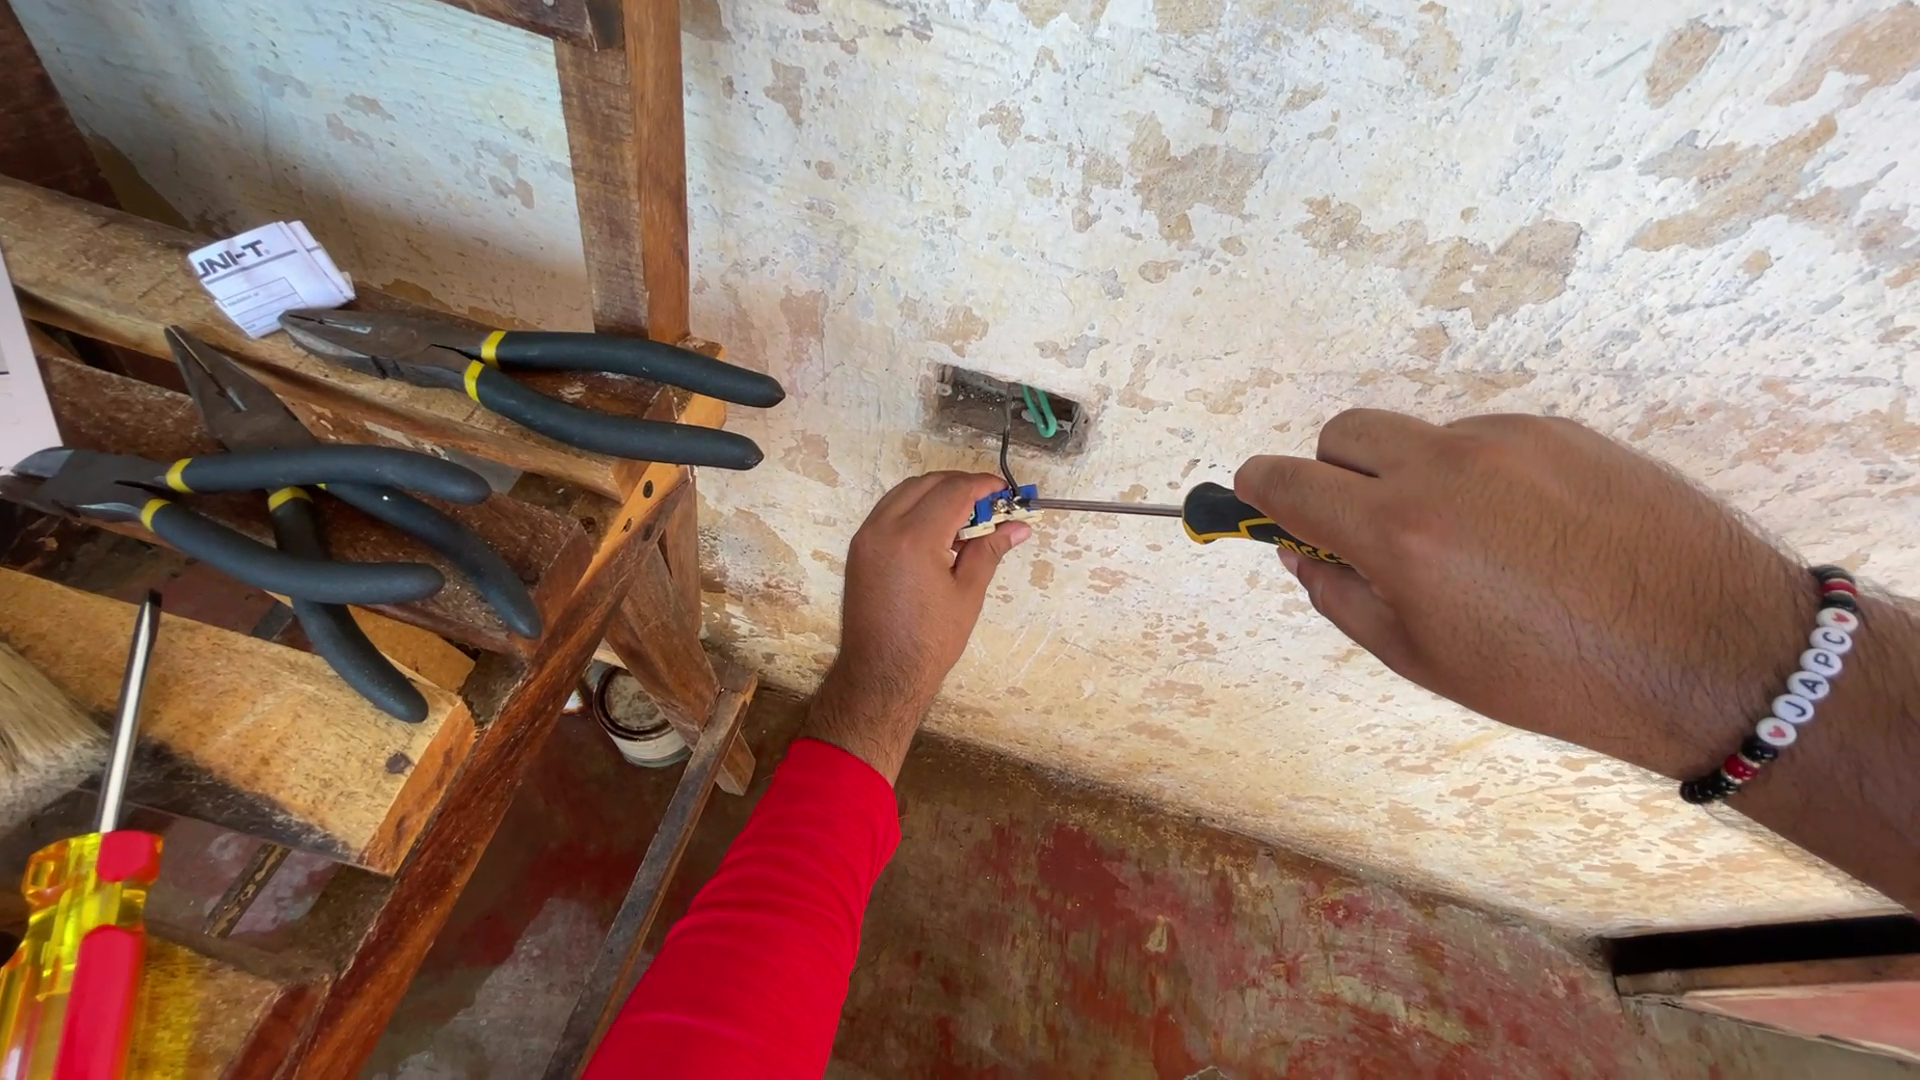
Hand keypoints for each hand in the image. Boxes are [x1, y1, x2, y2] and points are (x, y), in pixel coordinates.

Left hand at [806, 472, 1029, 781]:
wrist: (881, 674)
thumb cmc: (930, 640)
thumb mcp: (968, 593)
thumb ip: (989, 550)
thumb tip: (1018, 527)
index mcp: (915, 538)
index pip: (954, 492)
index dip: (983, 486)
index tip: (1005, 492)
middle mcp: (884, 527)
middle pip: (928, 483)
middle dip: (961, 485)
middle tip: (989, 503)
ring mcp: (866, 536)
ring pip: (904, 491)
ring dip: (936, 492)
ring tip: (965, 514)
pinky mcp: (859, 547)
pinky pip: (888, 509)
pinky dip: (914, 506)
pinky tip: (936, 528)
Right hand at [1236, 411, 1812, 777]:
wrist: (1717, 655)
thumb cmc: (1548, 676)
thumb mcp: (1417, 656)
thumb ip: (1337, 594)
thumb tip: (1296, 550)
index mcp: (1398, 532)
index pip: (1288, 482)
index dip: (1256, 488)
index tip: (1252, 496)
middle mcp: (1443, 469)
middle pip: (1340, 432)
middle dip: (1330, 471)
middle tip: (1362, 522)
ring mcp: (1506, 439)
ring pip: (1412, 434)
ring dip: (1405, 474)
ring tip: (1463, 535)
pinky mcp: (1561, 430)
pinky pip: (1479, 437)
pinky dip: (1470, 472)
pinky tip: (1521, 524)